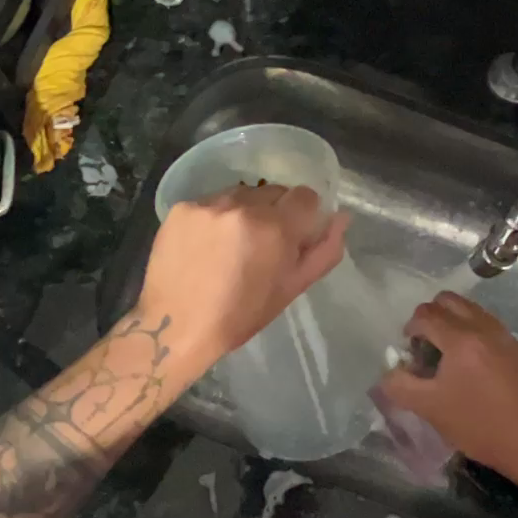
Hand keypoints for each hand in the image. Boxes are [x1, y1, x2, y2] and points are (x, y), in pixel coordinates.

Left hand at [138, 183, 347, 372]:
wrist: (176, 326)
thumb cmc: (240, 316)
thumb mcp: (290, 289)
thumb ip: (323, 251)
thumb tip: (341, 218)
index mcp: (275, 228)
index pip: (306, 196)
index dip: (304, 215)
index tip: (294, 236)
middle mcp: (242, 206)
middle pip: (274, 191)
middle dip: (274, 213)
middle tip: (261, 245)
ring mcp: (208, 204)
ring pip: (242, 193)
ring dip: (245, 211)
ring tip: (232, 245)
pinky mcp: (182, 207)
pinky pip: (212, 201)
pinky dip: (216, 217)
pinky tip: (207, 244)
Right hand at [379, 292, 517, 492]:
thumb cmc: (480, 426)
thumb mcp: (430, 409)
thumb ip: (400, 386)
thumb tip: (389, 372)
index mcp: (460, 338)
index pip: (425, 314)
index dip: (409, 329)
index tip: (407, 352)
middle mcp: (483, 327)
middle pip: (448, 301)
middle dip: (430, 317)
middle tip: (424, 347)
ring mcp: (504, 336)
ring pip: (470, 311)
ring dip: (452, 323)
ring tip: (446, 357)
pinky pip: (486, 325)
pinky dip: (471, 333)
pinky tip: (469, 367)